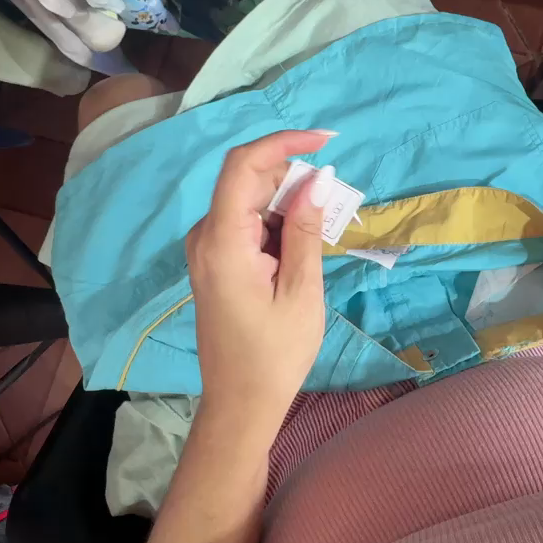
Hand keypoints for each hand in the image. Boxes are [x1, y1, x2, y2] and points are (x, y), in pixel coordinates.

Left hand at [184, 131, 335, 432]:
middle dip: (293, 176)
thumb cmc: (276, 353)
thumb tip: (317, 179)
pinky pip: (248, 223)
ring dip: (289, 200)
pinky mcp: (216, 261)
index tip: (326, 140)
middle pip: (248, 180)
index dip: (283, 142)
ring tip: (325, 225)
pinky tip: (305, 242)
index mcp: (223, 241)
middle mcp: (206, 237)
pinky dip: (279, 221)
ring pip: (250, 200)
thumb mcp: (302, 290)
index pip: (244, 166)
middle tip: (336, 199)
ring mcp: (207, 249)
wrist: (241, 402)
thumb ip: (307, 230)